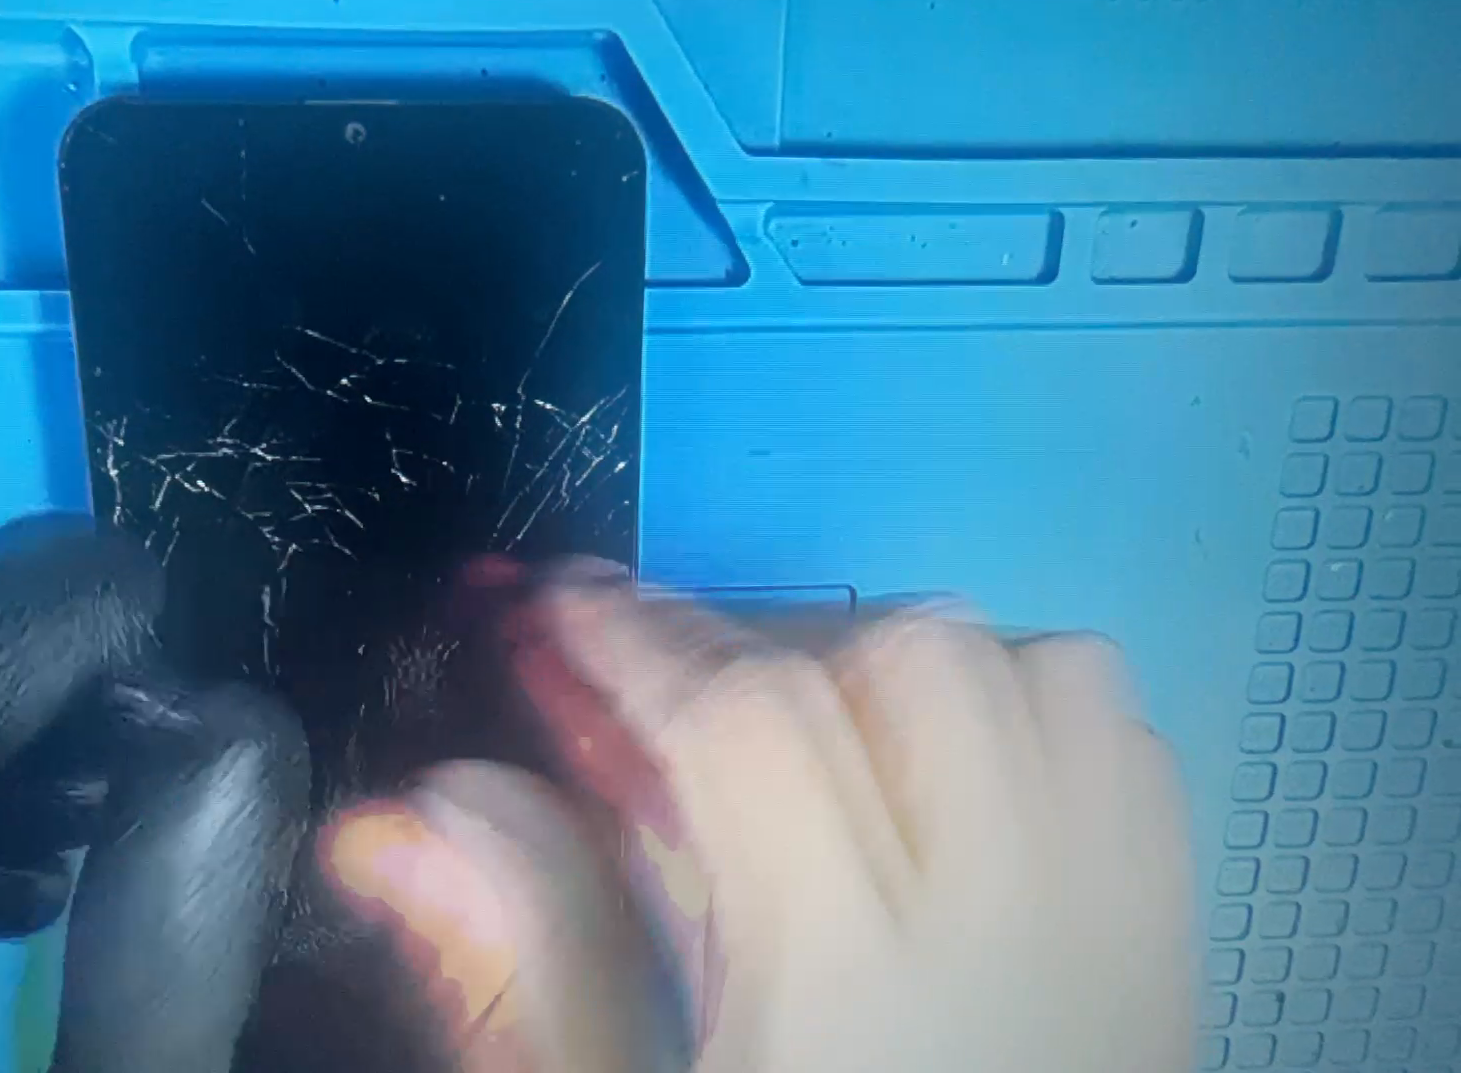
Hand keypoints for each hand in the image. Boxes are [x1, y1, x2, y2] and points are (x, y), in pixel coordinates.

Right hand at [319, 562, 1196, 1072]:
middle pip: (905, 665)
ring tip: (789, 716)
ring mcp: (1122, 926)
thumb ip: (518, 961)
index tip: (566, 595)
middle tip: (659, 679)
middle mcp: (1018, 929)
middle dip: (743, 640)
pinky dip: (1000, 697)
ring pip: (1025, 670)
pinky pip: (1113, 731)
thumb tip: (410, 812)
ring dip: (878, 657)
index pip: (747, 730)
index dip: (639, 639)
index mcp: (857, 982)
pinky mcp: (1168, 939)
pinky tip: (914, 755)